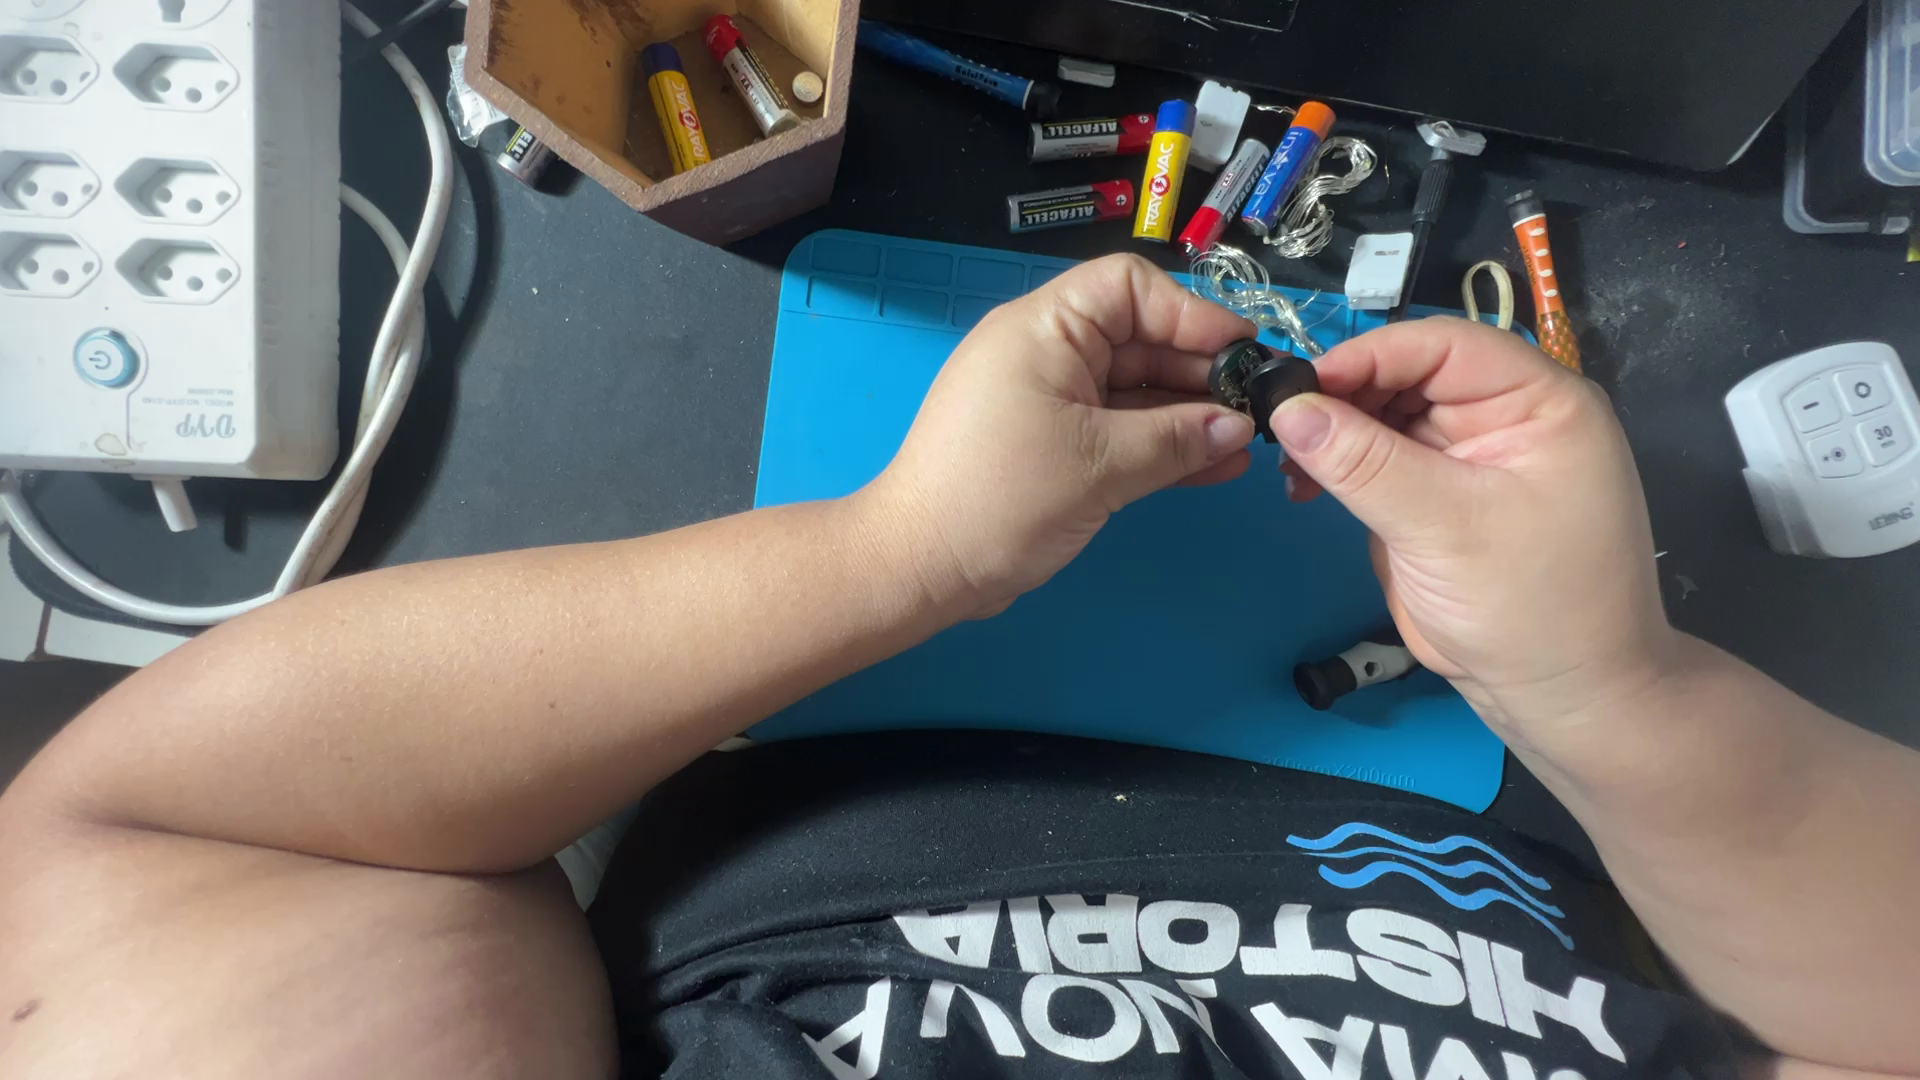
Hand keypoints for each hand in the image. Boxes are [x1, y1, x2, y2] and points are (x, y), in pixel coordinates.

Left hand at [865, 254, 1257, 618]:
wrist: (926, 567)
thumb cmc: (1004, 498)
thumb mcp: (1099, 464)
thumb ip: (1177, 439)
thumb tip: (1238, 425)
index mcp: (1043, 330)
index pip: (1127, 288)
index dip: (1190, 313)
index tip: (1241, 350)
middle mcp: (1047, 356)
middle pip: (1138, 343)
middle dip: (1199, 373)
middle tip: (1258, 405)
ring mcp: (1051, 405)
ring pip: (1133, 395)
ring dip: (1188, 417)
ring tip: (1246, 442)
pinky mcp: (1055, 449)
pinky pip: (1117, 435)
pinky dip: (1159, 448)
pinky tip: (1213, 466)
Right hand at [1270, 318, 1675, 743]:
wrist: (1551, 691)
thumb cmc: (1526, 603)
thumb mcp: (1443, 525)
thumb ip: (1362, 463)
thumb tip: (1285, 409)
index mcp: (1534, 403)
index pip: (1441, 347)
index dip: (1367, 357)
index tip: (1297, 389)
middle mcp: (1496, 418)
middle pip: (1404, 376)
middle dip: (1339, 397)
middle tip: (1280, 430)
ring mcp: (1458, 458)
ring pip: (1379, 416)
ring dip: (1328, 433)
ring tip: (1288, 466)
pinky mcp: (1425, 495)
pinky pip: (1369, 459)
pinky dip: (1332, 465)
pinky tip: (1303, 486)